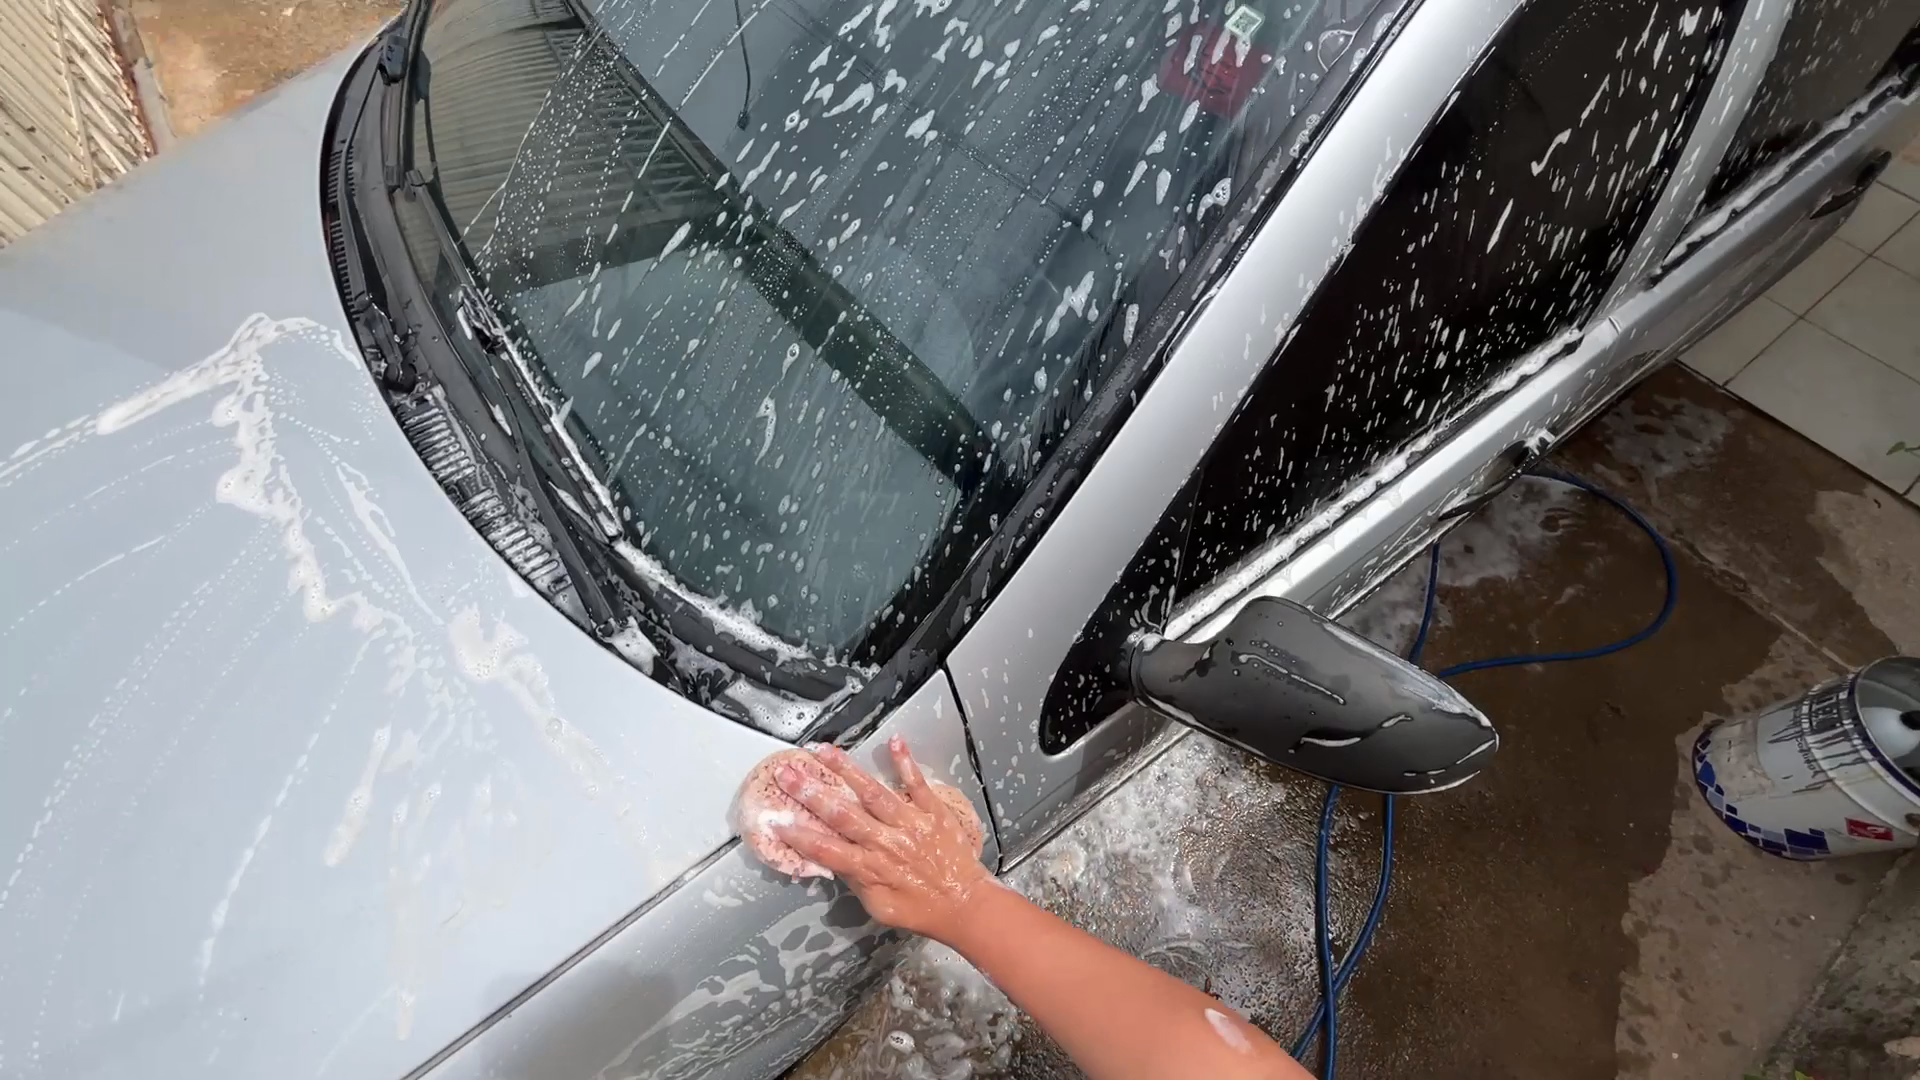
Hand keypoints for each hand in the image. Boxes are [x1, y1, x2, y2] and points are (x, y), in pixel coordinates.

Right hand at [773, 734, 994, 943]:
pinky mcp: (933, 810)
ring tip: (824, 751)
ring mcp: (910, 823)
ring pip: (873, 792)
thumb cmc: (921, 909)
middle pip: (843, 814)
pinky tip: (894, 741)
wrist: (965, 904)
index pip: (827, 850)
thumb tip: (834, 859)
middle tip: (788, 773)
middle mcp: (886, 842)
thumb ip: (856, 881)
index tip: (777, 819)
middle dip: (812, 793)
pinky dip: (905, 762)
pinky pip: (917, 783)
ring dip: (847, 770)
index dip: (801, 835)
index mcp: (870, 868)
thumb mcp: (880, 907)